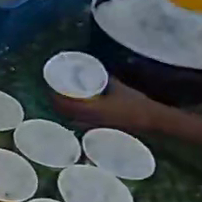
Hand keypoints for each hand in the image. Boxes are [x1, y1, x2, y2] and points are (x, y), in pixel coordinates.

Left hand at [51, 77, 169, 133]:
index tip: (51, 88)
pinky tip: (76, 110)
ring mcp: (95, 127)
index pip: (67, 105)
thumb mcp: (118, 86)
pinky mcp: (101, 131)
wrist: (150, 119)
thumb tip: (96, 70)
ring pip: (72, 120)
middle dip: (57, 104)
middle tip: (54, 93)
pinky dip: (74, 117)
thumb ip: (106, 79)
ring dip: (65, 111)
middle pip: (65, 114)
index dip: (56, 98)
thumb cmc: (135, 102)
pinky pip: (81, 124)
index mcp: (93, 109)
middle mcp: (91, 120)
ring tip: (62, 100)